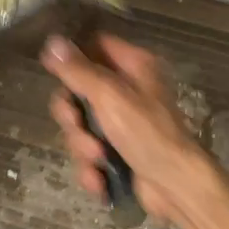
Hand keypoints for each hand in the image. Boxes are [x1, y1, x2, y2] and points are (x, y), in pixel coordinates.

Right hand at [43, 34, 211, 224]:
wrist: (176, 187)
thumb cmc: (147, 132)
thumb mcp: (109, 96)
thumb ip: (78, 70)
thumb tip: (52, 41)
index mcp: (133, 66)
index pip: (95, 47)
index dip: (74, 61)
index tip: (58, 77)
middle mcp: (127, 89)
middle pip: (79, 91)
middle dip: (73, 117)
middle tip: (77, 126)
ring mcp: (122, 123)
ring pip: (80, 126)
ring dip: (82, 146)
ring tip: (98, 160)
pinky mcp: (118, 152)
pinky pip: (89, 152)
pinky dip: (91, 168)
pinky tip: (99, 181)